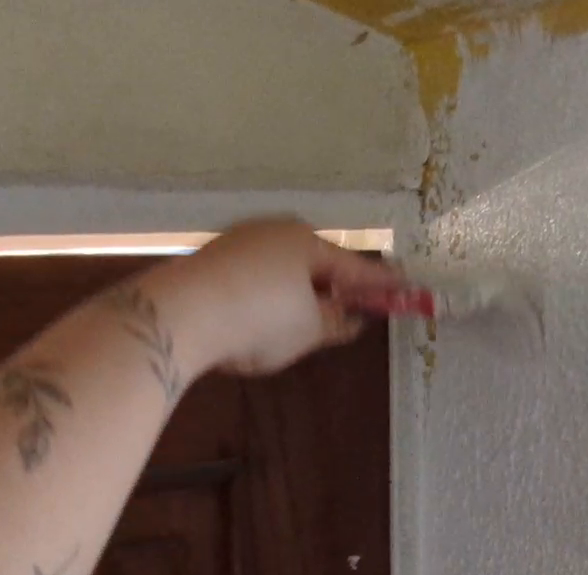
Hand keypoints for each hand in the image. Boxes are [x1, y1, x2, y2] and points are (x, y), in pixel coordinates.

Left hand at [141, 219, 401, 379]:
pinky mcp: (212, 260)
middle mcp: (274, 232)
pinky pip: (255, 278)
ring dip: (299, 294)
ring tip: (303, 322)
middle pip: (315, 262)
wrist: (181, 314)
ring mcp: (239, 242)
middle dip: (333, 287)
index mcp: (307, 243)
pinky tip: (263, 318)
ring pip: (283, 269)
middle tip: (350, 310)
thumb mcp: (309, 330)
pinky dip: (269, 296)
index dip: (380, 284)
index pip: (354, 267)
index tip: (406, 287)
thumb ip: (337, 323)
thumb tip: (352, 318)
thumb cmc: (260, 319)